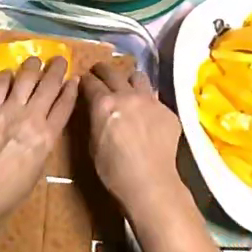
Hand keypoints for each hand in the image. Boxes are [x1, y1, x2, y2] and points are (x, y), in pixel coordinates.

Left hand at [0, 56, 77, 216]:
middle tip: (59, 59)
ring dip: (32, 67)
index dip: (71, 90)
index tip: (75, 79)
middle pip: (48, 86)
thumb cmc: (12, 189)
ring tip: (35, 60)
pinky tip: (9, 73)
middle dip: (56, 70)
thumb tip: (43, 130)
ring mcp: (9, 110)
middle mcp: (32, 117)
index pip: (65, 105)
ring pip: (25, 79)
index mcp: (48, 135)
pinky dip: (6, 76)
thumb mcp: (39, 167)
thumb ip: (44, 143)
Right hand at [79, 62, 184, 212]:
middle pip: (113, 71)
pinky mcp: (167, 111)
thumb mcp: (93, 144)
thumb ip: (94, 120)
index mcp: (104, 104)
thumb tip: (95, 109)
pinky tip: (146, 115)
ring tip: (127, 87)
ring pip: (139, 77)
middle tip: (99, 72)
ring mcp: (150, 101)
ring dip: (129, 80)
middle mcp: (127, 95)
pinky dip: (146, 101)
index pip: (90, 82)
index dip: (85, 80)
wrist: (150, 182)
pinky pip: (155, 98)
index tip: (83, 81)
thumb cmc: (114, 170)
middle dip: (103, 70)